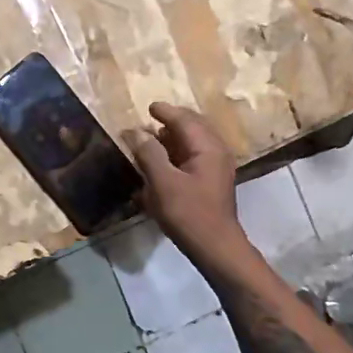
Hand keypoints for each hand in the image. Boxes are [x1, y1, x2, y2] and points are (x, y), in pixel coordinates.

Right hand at [128, 102, 250, 258]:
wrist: (214, 245)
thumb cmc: (187, 212)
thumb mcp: (162, 182)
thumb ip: (149, 153)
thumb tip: (135, 132)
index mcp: (207, 147)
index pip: (184, 120)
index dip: (165, 112)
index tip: (148, 107)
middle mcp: (216, 152)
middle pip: (194, 127)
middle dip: (172, 121)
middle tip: (151, 119)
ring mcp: (216, 167)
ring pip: (194, 142)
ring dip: (174, 137)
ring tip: (153, 138)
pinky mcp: (212, 181)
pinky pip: (194, 156)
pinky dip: (178, 152)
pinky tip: (164, 162)